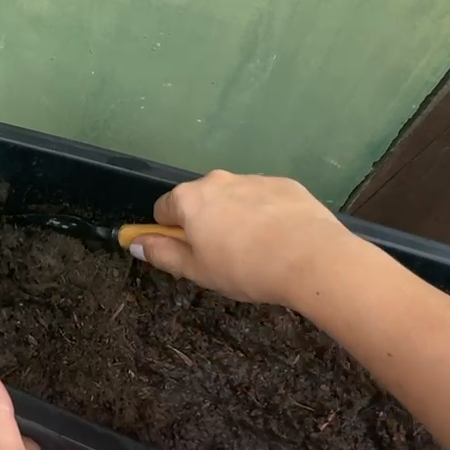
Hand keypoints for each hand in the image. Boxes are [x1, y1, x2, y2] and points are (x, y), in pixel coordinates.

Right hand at [133, 170, 355, 306]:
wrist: (314, 259)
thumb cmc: (245, 268)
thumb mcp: (197, 271)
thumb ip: (162, 254)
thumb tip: (135, 244)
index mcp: (188, 199)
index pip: (162, 210)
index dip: (171, 233)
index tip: (191, 253)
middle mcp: (216, 180)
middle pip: (199, 200)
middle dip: (205, 222)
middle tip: (224, 255)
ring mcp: (252, 179)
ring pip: (233, 198)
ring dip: (236, 217)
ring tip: (259, 250)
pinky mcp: (284, 184)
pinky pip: (265, 198)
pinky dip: (267, 214)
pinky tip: (283, 239)